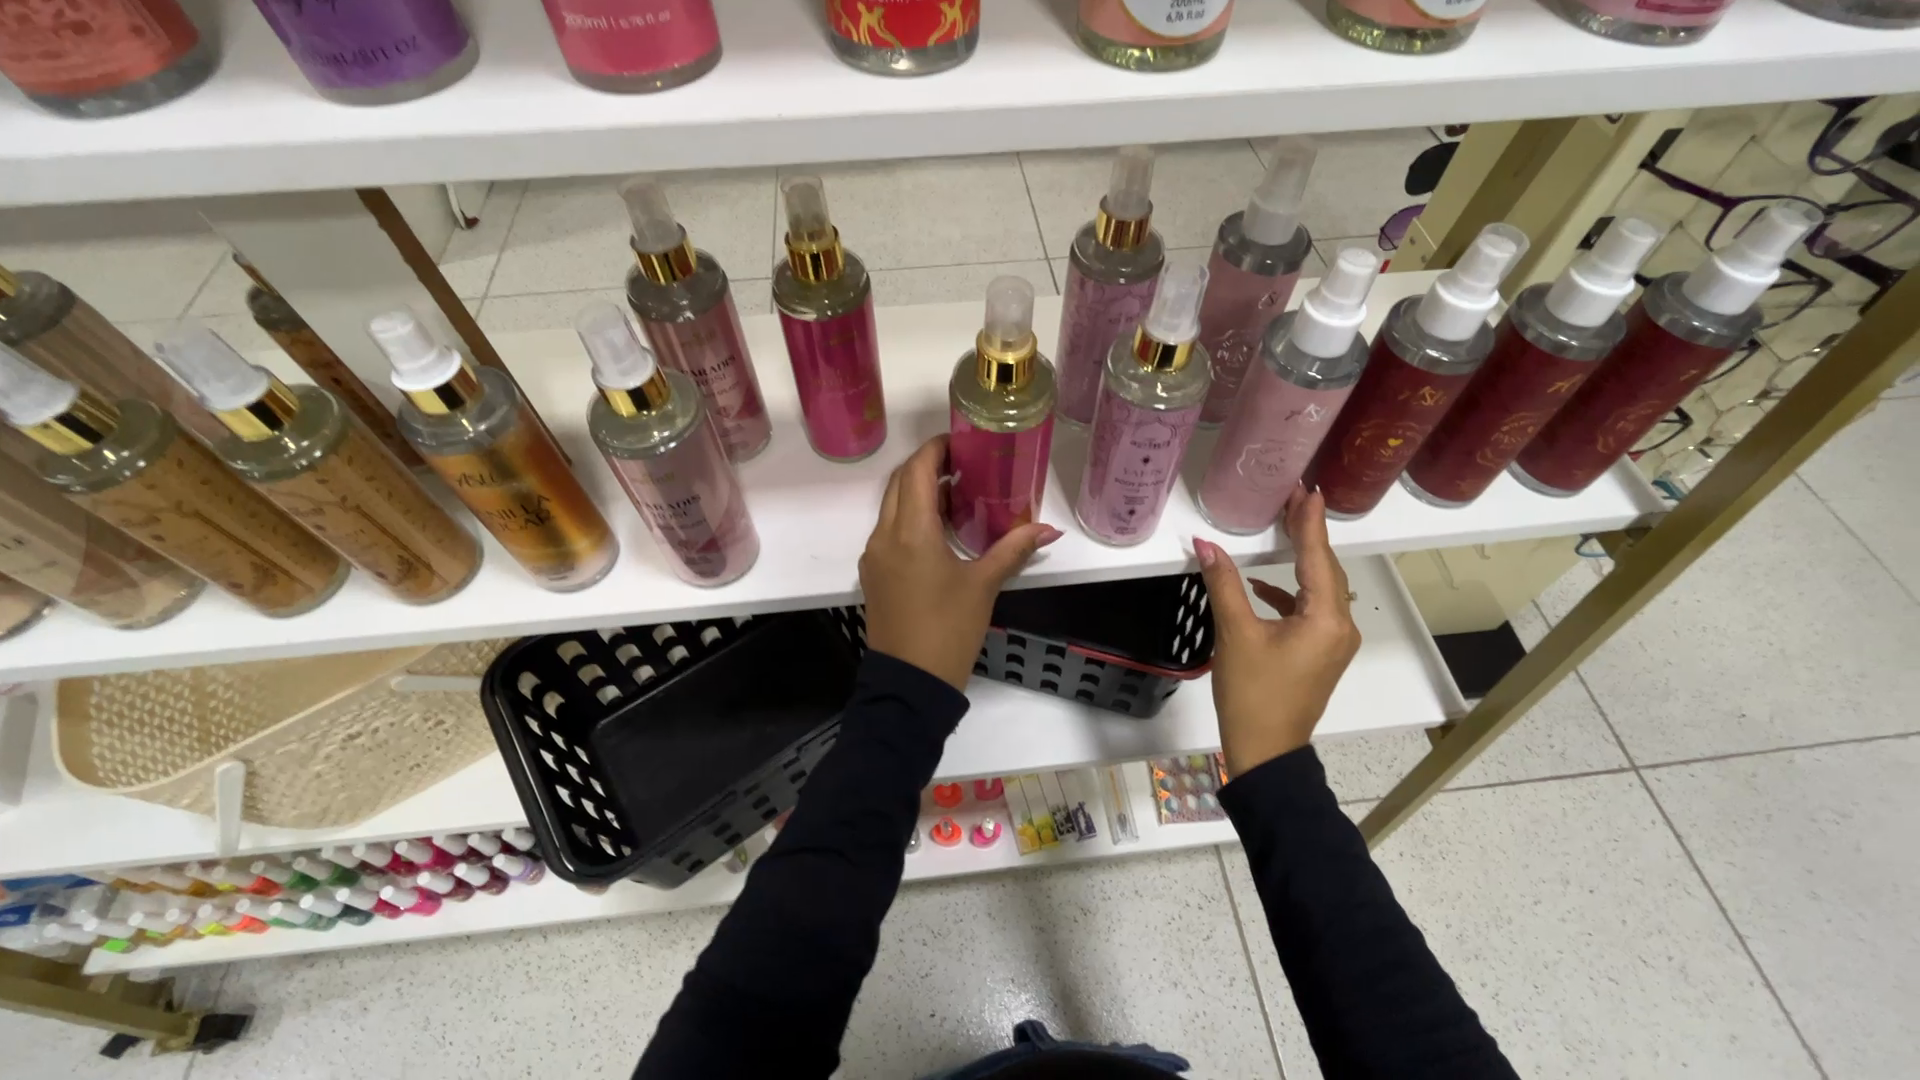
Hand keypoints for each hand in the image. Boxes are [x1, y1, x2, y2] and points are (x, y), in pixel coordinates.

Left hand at [859, 435, 1063, 689]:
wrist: (911, 683)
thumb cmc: (949, 629)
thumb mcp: (985, 585)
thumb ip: (1013, 549)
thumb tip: (1048, 529)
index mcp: (910, 531)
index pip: (917, 470)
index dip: (937, 449)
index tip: (962, 441)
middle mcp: (884, 535)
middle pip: (901, 483)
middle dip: (929, 467)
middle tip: (965, 465)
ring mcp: (874, 556)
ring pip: (892, 506)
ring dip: (920, 493)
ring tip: (959, 494)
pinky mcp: (873, 574)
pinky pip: (889, 530)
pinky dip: (911, 517)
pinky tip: (941, 530)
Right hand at [1195, 484, 1360, 776]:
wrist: (1266, 751)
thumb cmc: (1253, 693)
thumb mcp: (1236, 635)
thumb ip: (1224, 585)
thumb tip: (1206, 545)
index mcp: (1325, 619)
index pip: (1318, 558)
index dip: (1310, 523)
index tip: (1308, 490)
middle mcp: (1339, 627)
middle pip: (1326, 570)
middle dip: (1310, 535)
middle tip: (1295, 500)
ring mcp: (1333, 643)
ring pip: (1321, 590)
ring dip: (1302, 561)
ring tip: (1284, 531)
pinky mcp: (1320, 654)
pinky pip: (1312, 611)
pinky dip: (1291, 593)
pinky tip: (1264, 588)